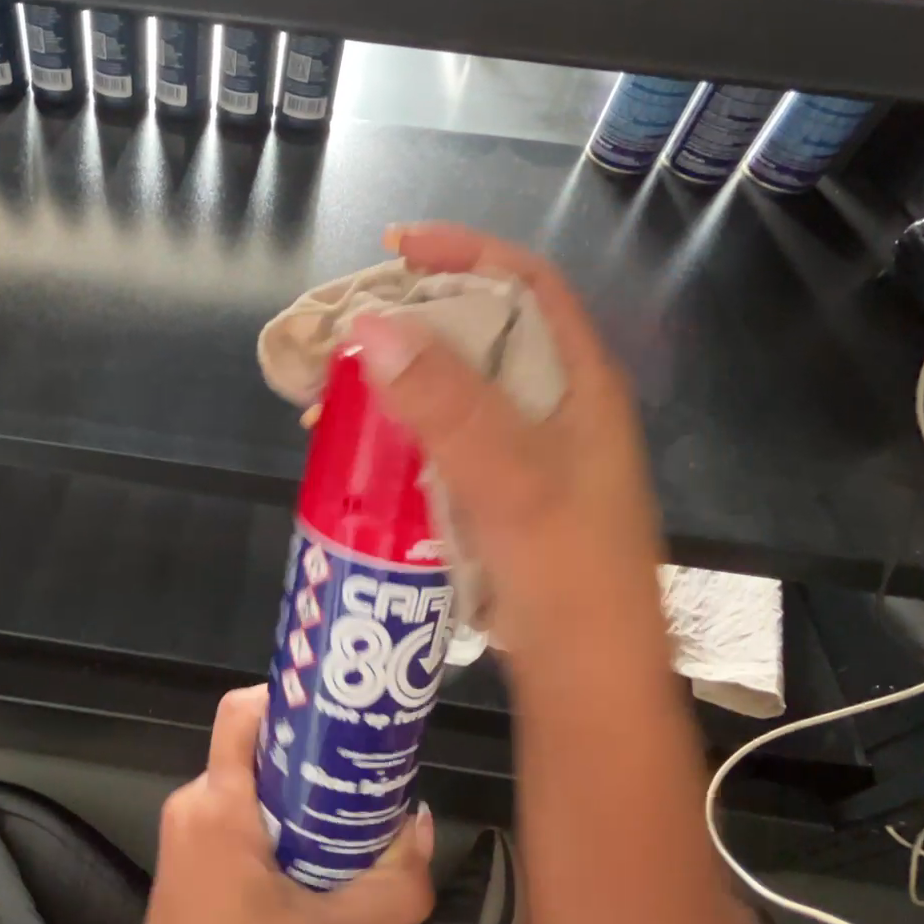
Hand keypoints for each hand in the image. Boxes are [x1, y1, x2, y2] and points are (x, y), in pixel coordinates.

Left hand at [131, 686, 435, 923]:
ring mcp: (184, 834)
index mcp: (217, 805)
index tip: (340, 713)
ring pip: (248, 788)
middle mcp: (192, 804)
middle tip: (361, 770)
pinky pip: (233, 818)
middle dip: (310, 755)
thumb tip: (421, 826)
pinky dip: (275, 824)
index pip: (241, 711)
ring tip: (348, 816)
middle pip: (254, 750)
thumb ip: (394, 888)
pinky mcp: (185, 862)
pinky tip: (313, 859)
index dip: (290, 698)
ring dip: (296, 795)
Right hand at [349, 224, 665, 651]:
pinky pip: (443, 436)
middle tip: (347, 327)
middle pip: (482, 332)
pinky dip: (400, 428)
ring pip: (456, 388)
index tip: (396, 248)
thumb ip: (445, 403)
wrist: (587, 675)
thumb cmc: (566, 573)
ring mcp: (528, 451)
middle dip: (412, 320)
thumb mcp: (510, 479)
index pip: (525, 284)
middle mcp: (555, 406)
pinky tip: (360, 444)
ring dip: (397, 379)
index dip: (464, 252)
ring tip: (335, 389)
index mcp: (577, 382)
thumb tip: (372, 324)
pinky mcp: (500, 490)